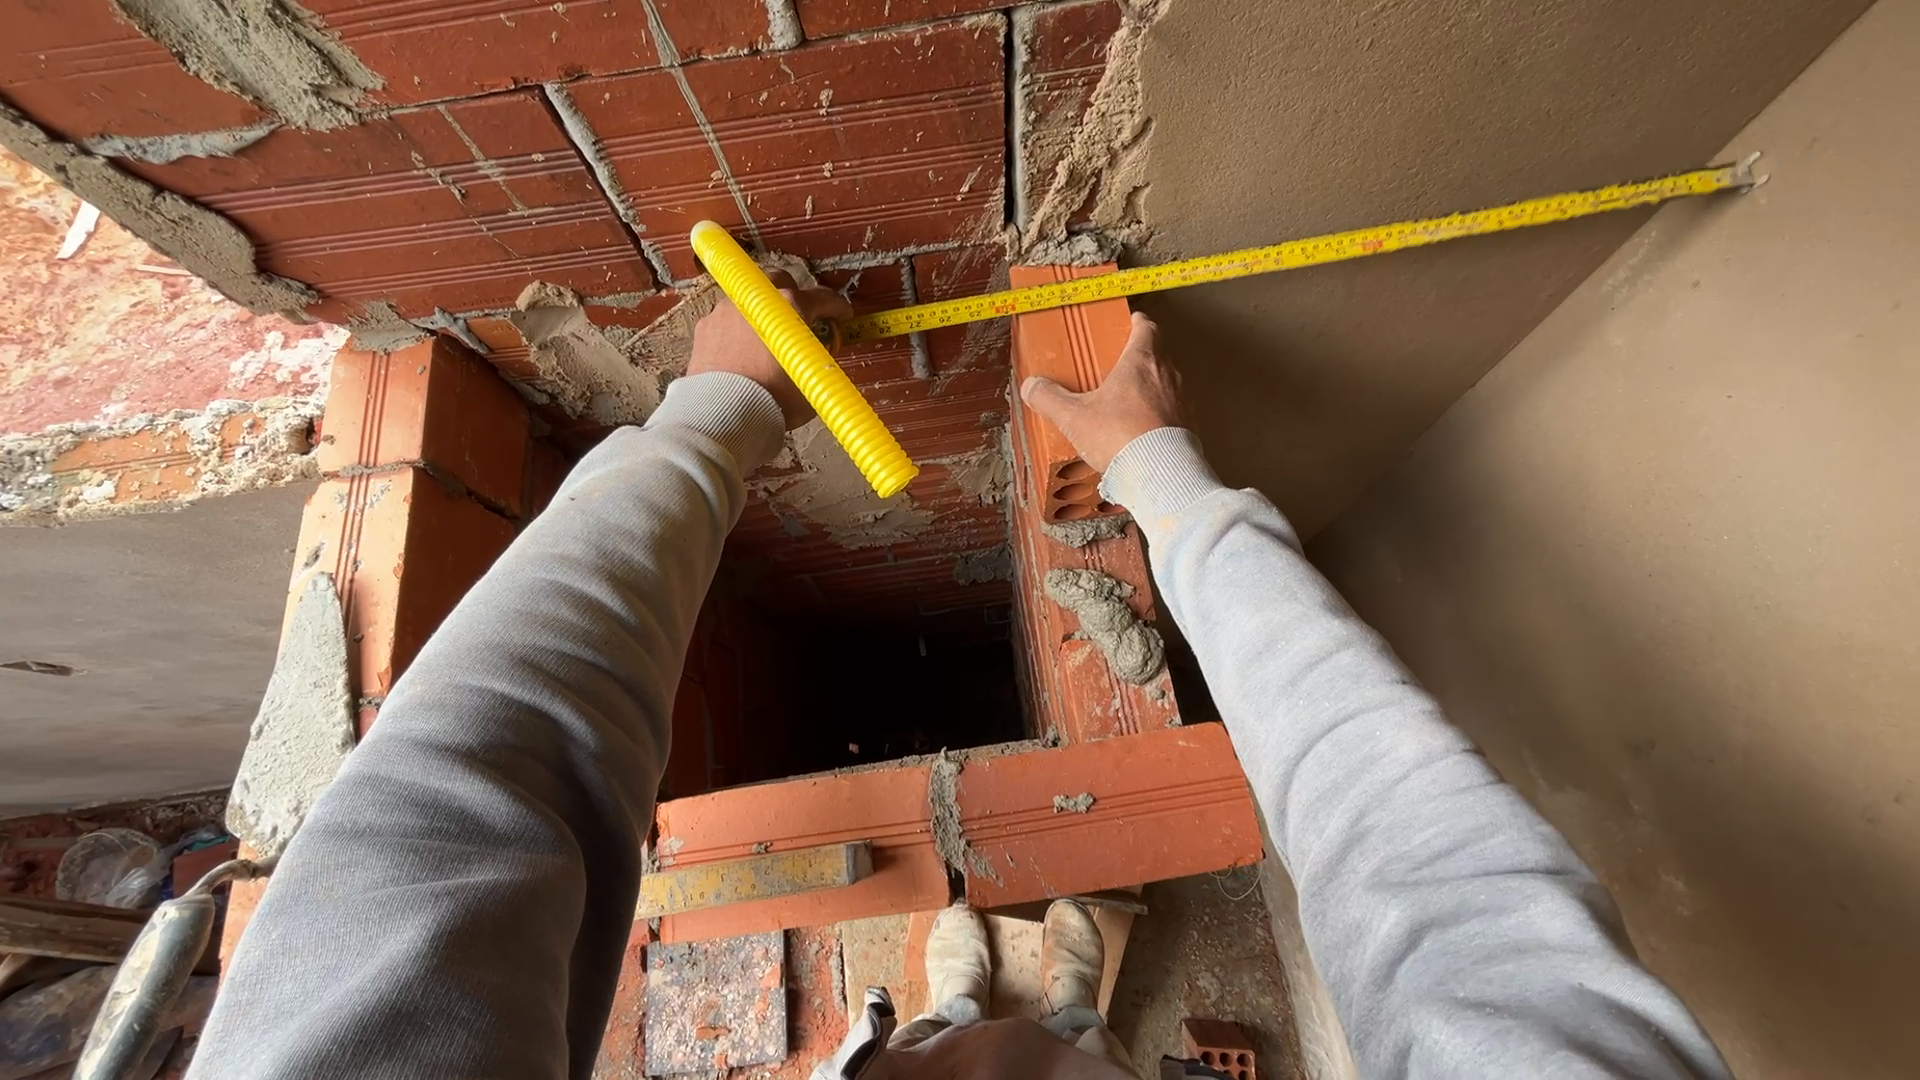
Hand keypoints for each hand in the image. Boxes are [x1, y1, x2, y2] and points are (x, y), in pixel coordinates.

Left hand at [688, 270, 853, 429]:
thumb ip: (819, 363)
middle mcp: (757, 298)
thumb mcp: (813, 384)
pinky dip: (737, 330)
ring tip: (767, 338)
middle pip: (780, 282)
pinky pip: (726, 320)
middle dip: (794, 295)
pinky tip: (741, 352)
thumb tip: (822, 360)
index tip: (842, 316)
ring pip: (750, 299)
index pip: (823, 298)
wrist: (724, 413)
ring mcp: (727, 309)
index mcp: (790, 307)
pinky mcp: (705, 326)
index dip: (837, 307)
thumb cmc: (775, 399)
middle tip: (801, 319)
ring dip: (762, 312)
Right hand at [1019, 312, 1184, 472]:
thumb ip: (1050, 399)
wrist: (1159, 473)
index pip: (1147, 329)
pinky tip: (1145, 429)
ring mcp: (1182, 401)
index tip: (1134, 320)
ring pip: (1169, 382)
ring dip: (1154, 385)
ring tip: (1132, 399)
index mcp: (1141, 361)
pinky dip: (1161, 413)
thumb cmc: (1120, 436)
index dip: (1139, 322)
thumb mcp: (1074, 417)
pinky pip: (1175, 411)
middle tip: (1126, 361)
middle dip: (1145, 354)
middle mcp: (1168, 375)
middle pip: (1160, 353)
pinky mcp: (1189, 426)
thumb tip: (1032, 387)